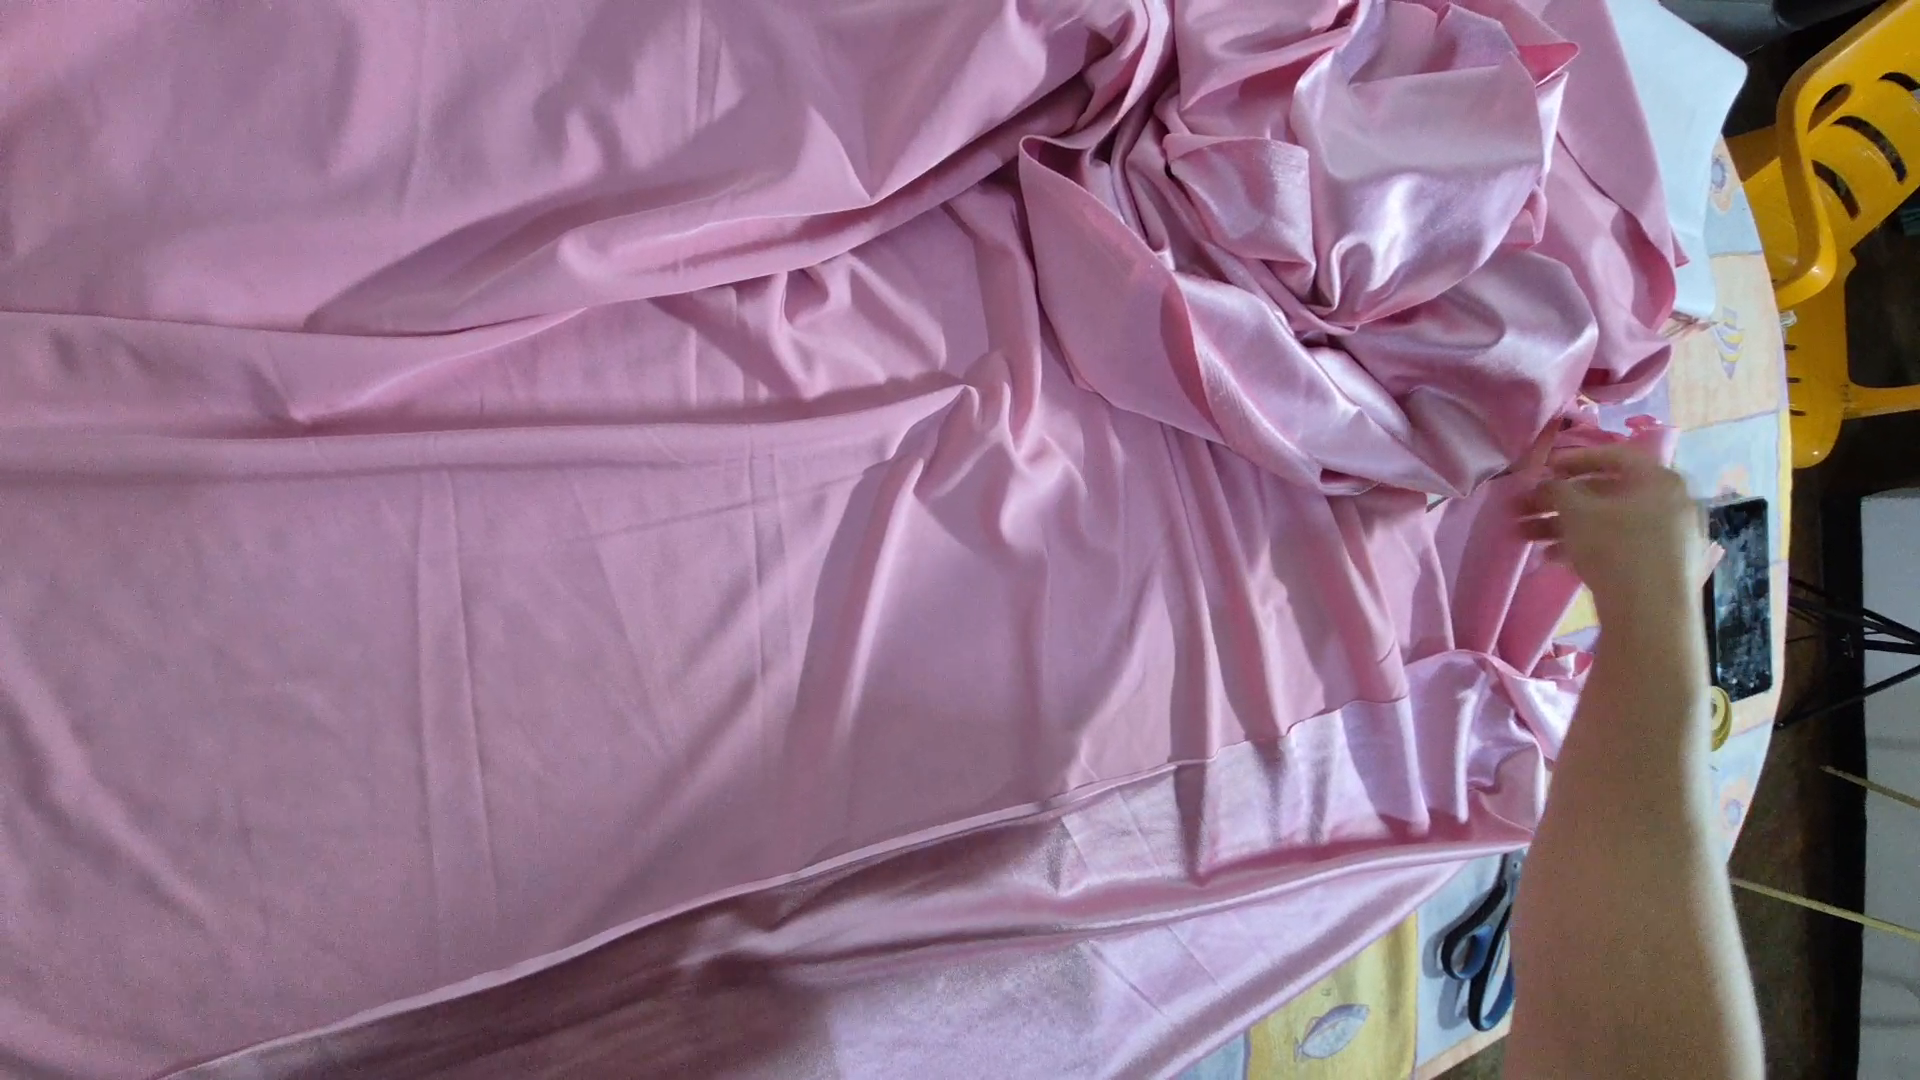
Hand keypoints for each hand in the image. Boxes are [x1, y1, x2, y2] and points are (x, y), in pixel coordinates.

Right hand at [1517, 444, 1702, 623]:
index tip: (1543, 469)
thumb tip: (1546, 482)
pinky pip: (1617, 540)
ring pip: (1606, 518)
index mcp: (1657, 479)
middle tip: (1524, 509)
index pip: (1613, 455)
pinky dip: (1585, 543)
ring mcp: (1668, 531)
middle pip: (1604, 491)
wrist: (1651, 608)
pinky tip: (1554, 557)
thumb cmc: (1613, 547)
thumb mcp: (1575, 512)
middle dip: (1558, 501)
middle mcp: (1669, 500)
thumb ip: (1556, 489)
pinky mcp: (1661, 558)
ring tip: (1528, 538)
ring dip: (1563, 524)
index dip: (1573, 459)